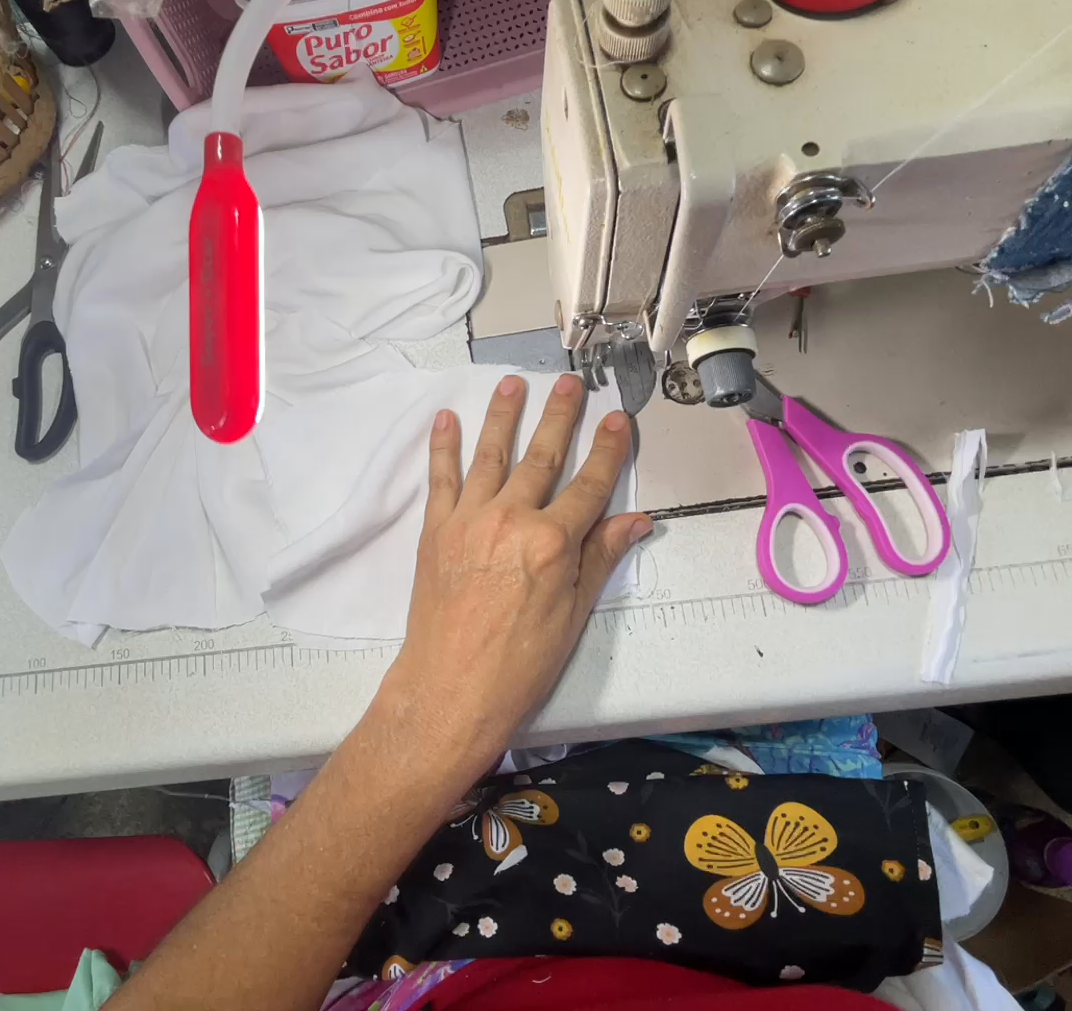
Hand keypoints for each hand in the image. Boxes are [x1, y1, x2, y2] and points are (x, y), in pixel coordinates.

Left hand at [378, 374, 650, 764]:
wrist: (451, 687)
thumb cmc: (520, 662)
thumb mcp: (574, 614)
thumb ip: (600, 559)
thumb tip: (636, 520)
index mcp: (553, 542)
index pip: (590, 485)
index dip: (608, 451)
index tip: (617, 419)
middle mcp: (512, 519)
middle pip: (542, 457)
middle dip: (559, 416)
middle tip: (569, 383)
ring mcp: (469, 520)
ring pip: (490, 456)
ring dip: (503, 416)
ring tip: (513, 384)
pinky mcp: (436, 530)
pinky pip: (440, 479)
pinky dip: (443, 447)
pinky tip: (446, 420)